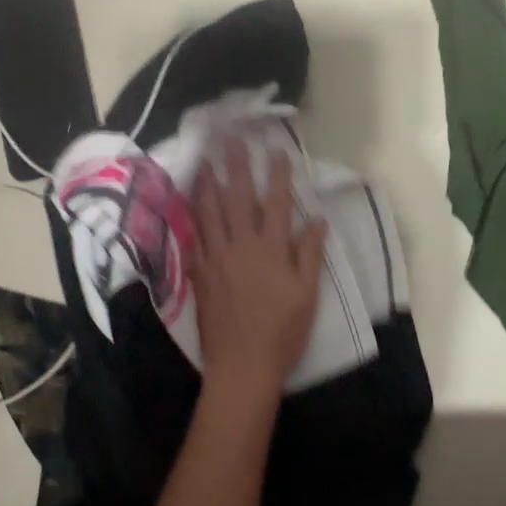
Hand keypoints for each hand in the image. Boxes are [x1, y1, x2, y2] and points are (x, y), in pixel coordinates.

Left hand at [190, 139, 328, 397]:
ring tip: (205, 161)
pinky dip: (191, 216)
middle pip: (238, 199)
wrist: (242, 365)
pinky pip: (193, 237)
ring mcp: (216, 259)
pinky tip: (188, 203)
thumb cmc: (283, 332)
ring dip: (207, 184)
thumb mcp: (308, 294)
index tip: (276, 151)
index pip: (277, 204)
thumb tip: (317, 220)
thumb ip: (309, 254)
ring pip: (209, 213)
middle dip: (235, 167)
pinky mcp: (200, 274)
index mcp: (271, 250)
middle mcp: (241, 247)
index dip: (277, 176)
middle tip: (230, 140)